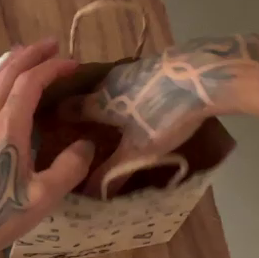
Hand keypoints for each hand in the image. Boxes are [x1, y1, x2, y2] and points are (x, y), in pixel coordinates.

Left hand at [0, 39, 94, 257]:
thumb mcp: (43, 199)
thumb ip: (69, 169)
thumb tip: (87, 144)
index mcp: (7, 130)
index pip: (29, 84)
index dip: (51, 68)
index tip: (73, 63)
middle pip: (6, 75)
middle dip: (29, 55)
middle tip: (52, 44)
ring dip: (9, 65)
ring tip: (26, 56)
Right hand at [62, 35, 258, 188]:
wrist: (205, 76)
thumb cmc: (164, 115)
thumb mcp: (139, 151)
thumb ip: (113, 171)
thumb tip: (89, 193)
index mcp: (99, 102)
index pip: (69, 108)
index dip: (60, 119)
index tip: (53, 129)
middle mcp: (109, 81)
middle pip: (90, 95)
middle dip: (85, 110)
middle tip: (84, 128)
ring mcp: (133, 69)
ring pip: (112, 86)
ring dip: (110, 99)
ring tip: (114, 117)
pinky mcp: (155, 63)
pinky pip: (134, 80)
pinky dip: (131, 92)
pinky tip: (143, 102)